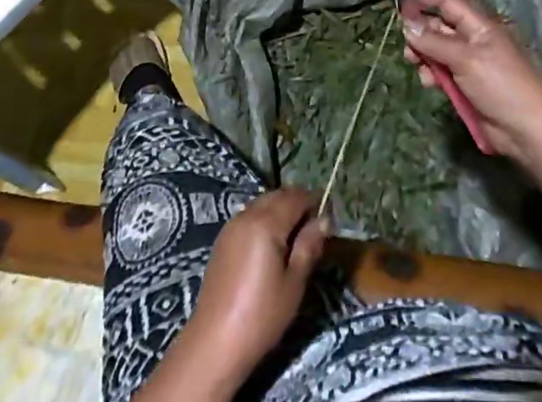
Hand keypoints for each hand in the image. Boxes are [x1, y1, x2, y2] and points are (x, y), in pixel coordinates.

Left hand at [183, 190, 327, 383]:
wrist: (213, 346)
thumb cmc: (260, 315)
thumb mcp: (294, 282)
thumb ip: (309, 245)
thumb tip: (323, 220)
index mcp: (266, 223)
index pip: (298, 197)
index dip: (317, 203)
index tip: (328, 222)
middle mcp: (247, 216)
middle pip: (279, 195)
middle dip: (299, 204)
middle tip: (313, 230)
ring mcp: (230, 228)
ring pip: (263, 204)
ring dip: (281, 210)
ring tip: (293, 240)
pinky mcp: (222, 242)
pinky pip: (249, 217)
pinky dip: (265, 220)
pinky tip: (271, 247)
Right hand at [396, 0, 541, 162]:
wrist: (527, 128)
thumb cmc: (501, 85)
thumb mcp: (467, 59)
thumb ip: (435, 42)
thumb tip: (408, 25)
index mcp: (480, 26)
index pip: (449, 3)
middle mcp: (474, 40)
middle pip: (441, 26)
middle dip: (421, 29)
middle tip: (403, 39)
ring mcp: (470, 64)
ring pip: (438, 51)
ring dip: (424, 54)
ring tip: (414, 63)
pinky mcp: (466, 86)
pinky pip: (442, 73)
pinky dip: (433, 74)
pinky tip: (429, 82)